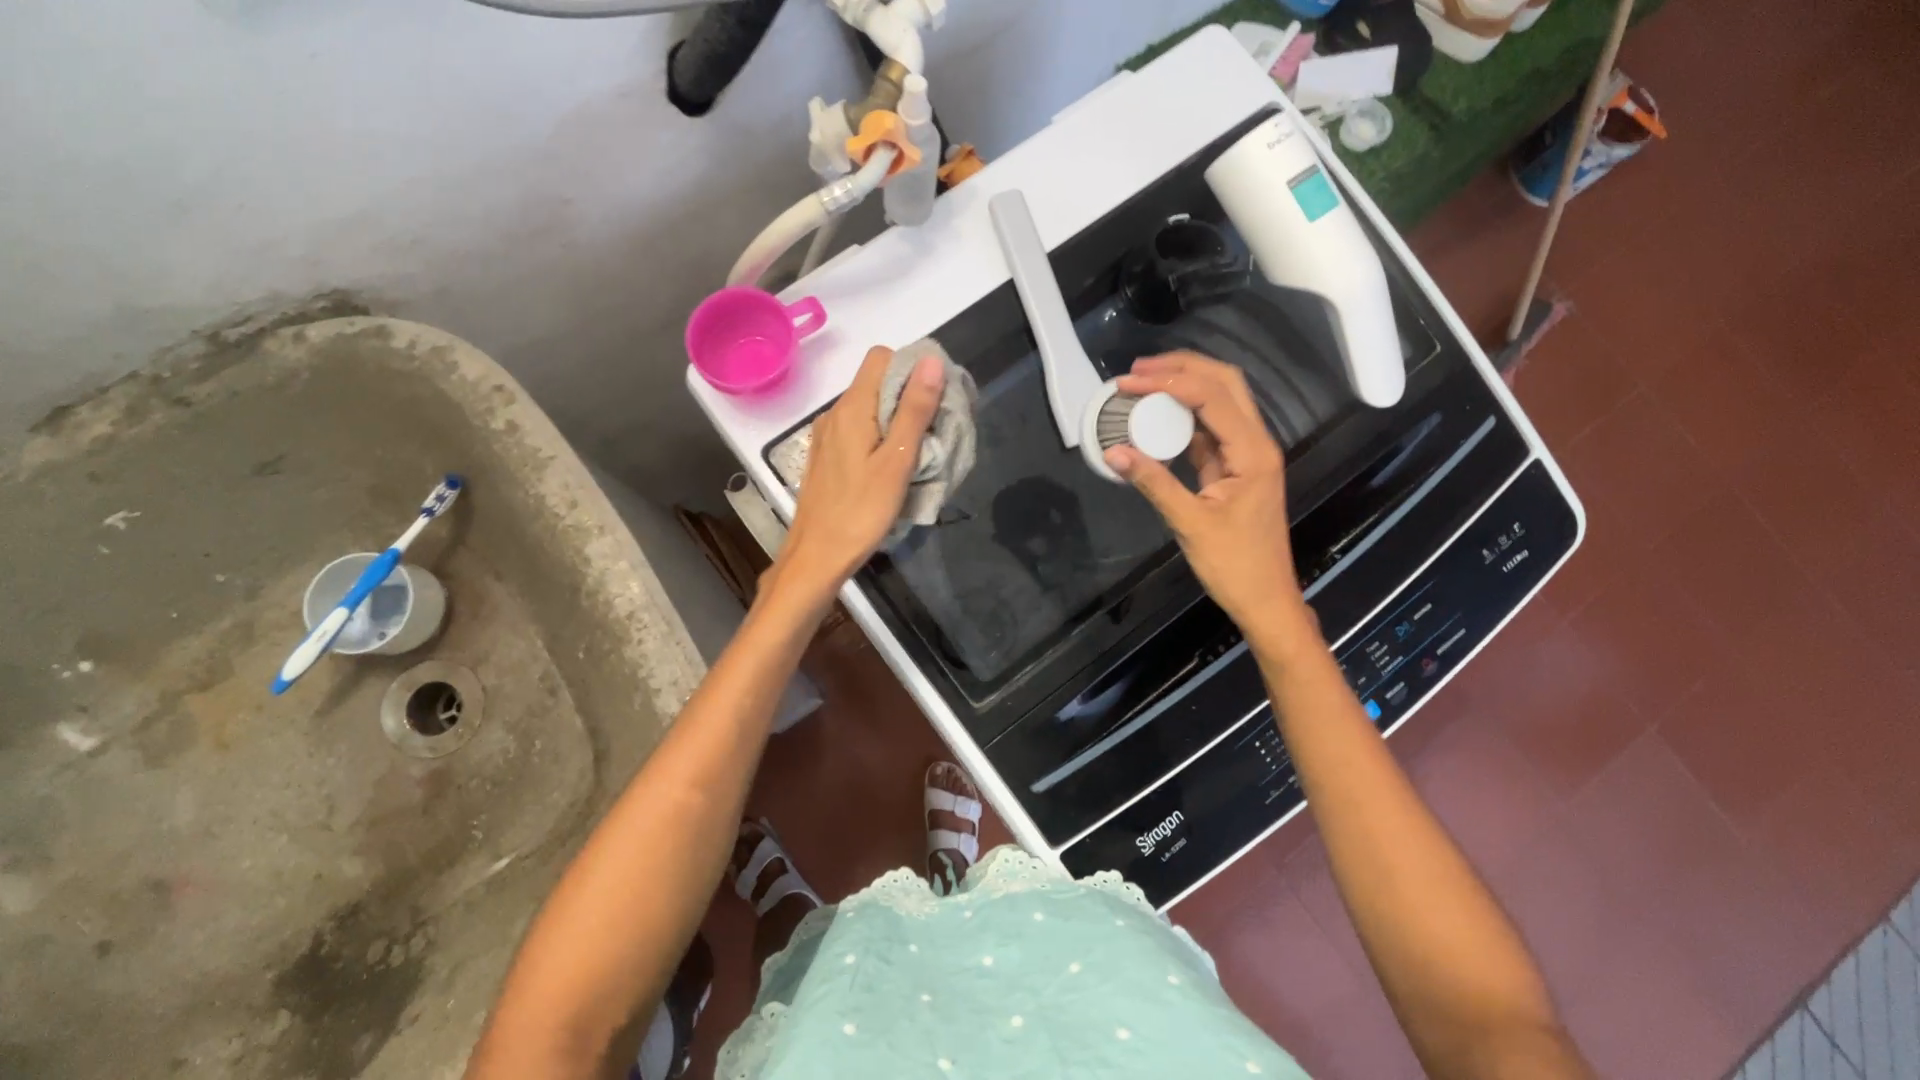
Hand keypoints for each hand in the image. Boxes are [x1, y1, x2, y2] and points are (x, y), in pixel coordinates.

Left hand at [765, 345, 944, 608]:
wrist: (817, 556)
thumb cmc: (861, 511)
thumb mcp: (897, 460)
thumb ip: (914, 409)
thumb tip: (931, 360)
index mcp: (852, 407)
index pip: (882, 357)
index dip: (912, 368)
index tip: (936, 398)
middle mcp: (835, 413)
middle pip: (876, 381)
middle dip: (909, 395)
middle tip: (935, 429)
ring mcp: (828, 435)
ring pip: (869, 407)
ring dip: (897, 418)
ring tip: (919, 450)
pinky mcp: (828, 456)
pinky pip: (859, 430)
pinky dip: (880, 436)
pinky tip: (893, 466)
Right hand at [1104, 351, 1311, 639]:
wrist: (1265, 597)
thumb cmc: (1234, 565)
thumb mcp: (1189, 524)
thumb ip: (1153, 482)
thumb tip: (1114, 451)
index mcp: (1252, 451)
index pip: (1211, 396)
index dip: (1168, 382)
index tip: (1128, 383)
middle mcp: (1256, 442)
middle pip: (1224, 383)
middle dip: (1181, 367)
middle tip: (1137, 370)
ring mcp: (1248, 453)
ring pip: (1221, 400)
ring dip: (1184, 385)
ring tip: (1142, 383)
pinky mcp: (1236, 466)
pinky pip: (1211, 427)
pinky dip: (1184, 414)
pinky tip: (1156, 415)